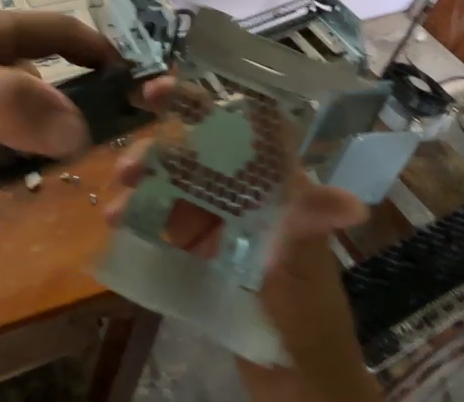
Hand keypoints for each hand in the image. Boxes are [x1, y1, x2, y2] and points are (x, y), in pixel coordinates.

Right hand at [103, 79, 382, 401]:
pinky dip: (141, 219)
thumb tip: (348, 202)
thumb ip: (307, 227)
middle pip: (198, 151)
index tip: (157, 92)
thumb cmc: (308, 317)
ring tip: (115, 210)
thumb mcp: (305, 269)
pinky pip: (166, 222)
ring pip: (176, 185)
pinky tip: (119, 227)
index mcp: (278, 183)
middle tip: (124, 168)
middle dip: (158, 151)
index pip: (242, 122)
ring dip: (142, 188)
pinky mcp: (202, 252)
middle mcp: (248, 192)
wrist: (299, 386)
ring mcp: (223, 222)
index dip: (201, 100)